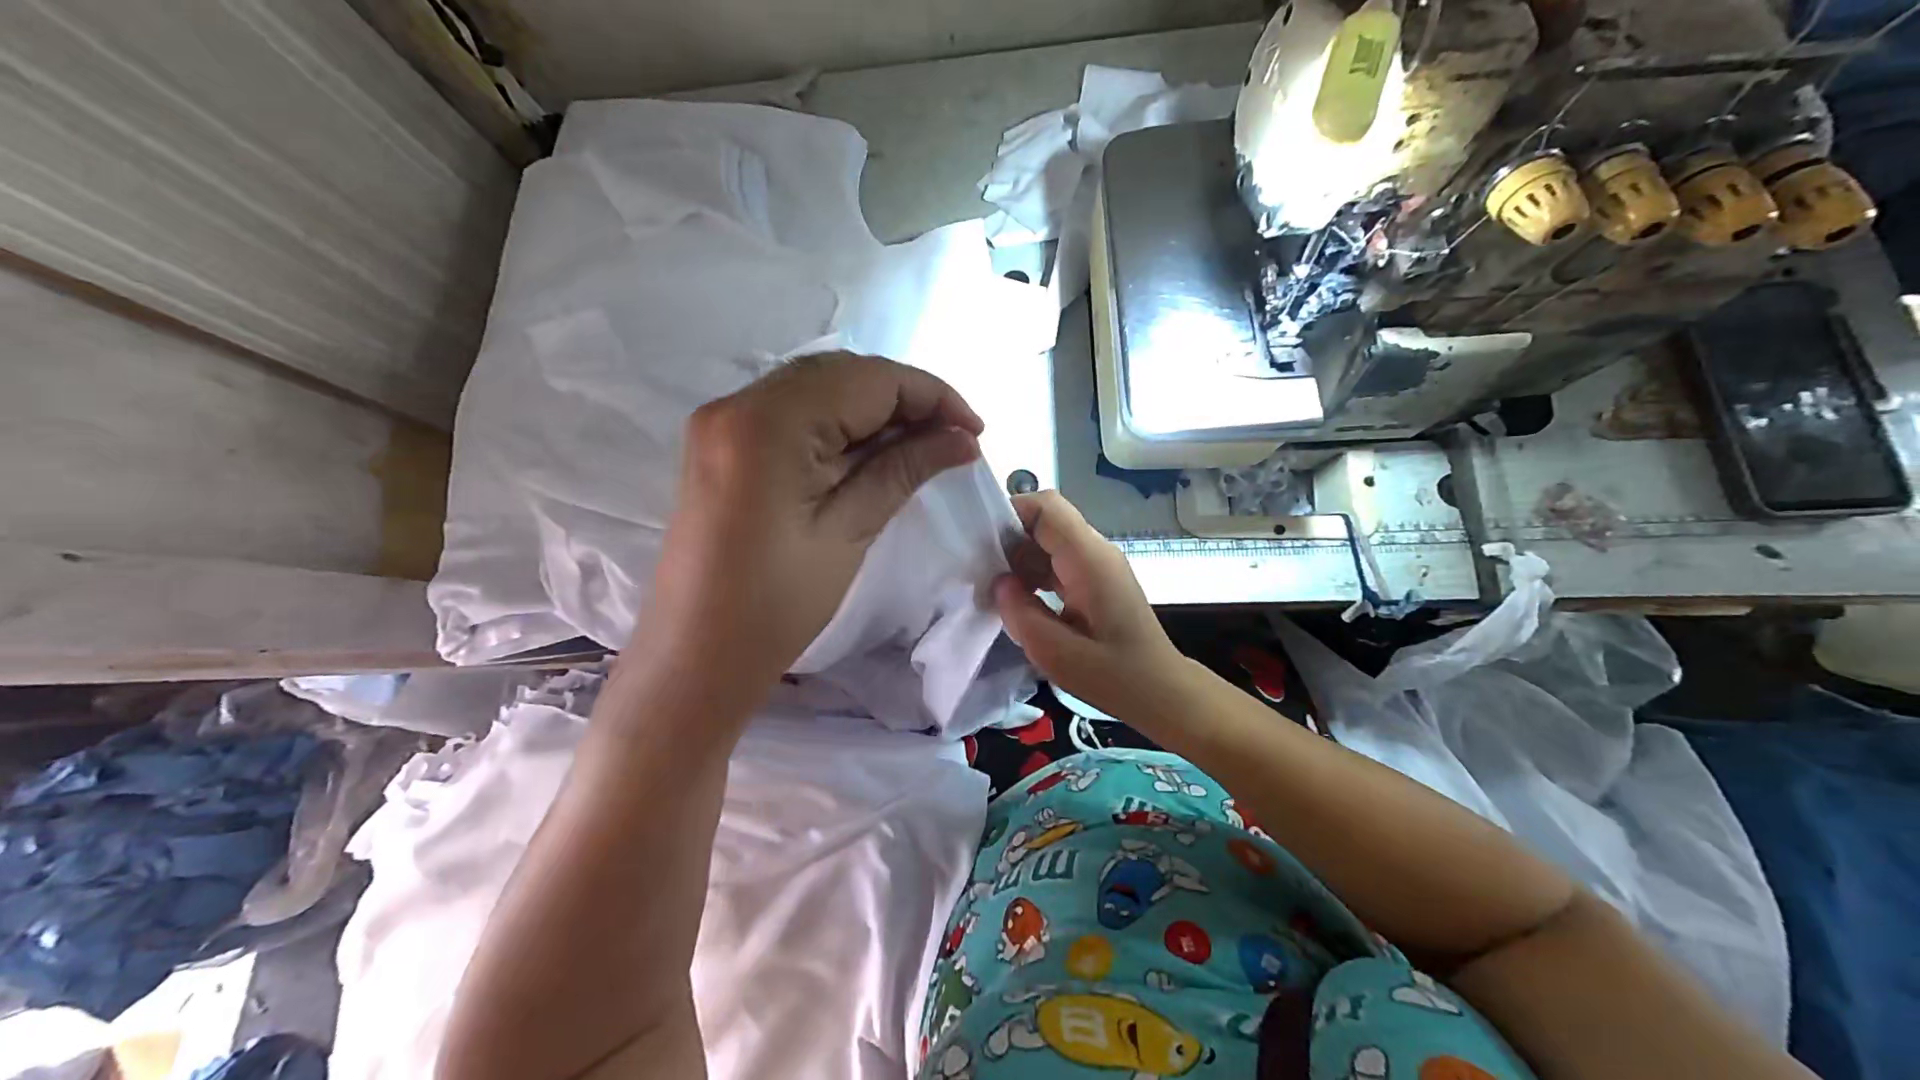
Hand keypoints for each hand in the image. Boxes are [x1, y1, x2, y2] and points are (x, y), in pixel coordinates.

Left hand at [631, 353, 983, 701]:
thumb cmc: (776, 605)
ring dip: (872, 410)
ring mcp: (721, 421)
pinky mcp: (720, 444)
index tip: (975, 431)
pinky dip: (836, 424)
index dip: (931, 396)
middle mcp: (738, 403)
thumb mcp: (849, 531)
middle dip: (904, 399)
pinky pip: (790, 413)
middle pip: (841, 374)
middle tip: (951, 439)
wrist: (695, 655)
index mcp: (770, 421)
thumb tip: (962, 439)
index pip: (869, 379)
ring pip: (816, 389)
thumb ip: (905, 469)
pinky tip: (870, 451)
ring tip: (920, 446)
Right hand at [993, 491, 1188, 717]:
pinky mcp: (1094, 581)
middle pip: (1045, 521)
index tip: (980, 544)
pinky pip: (1057, 561)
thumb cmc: (1114, 676)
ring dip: (1019, 560)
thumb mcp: (1058, 655)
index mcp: (1089, 560)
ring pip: (1048, 541)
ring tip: (996, 591)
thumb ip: (1021, 615)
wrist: (1160, 691)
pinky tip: (1020, 602)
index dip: (1010, 514)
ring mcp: (1097, 565)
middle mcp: (1095, 552)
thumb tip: (1000, 584)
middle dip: (1009, 540)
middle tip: (981, 573)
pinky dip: (1033, 574)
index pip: (1046, 507)